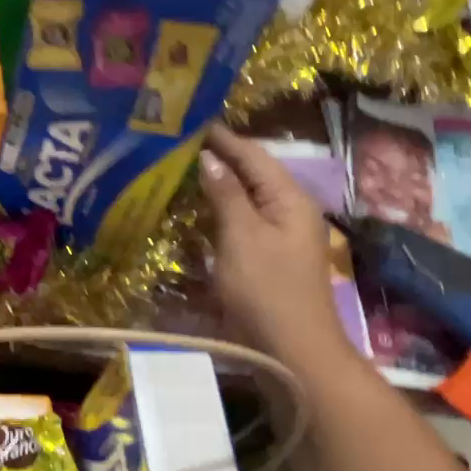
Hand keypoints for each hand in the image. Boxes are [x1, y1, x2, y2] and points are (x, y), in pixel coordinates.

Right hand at [199, 126, 353, 368]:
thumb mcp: (241, 237)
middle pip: (253, 174)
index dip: (223, 138)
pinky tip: (198, 211)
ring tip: (182, 171)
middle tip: (180, 145)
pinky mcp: (268, 259)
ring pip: (247, 198)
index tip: (191, 122)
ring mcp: (281, 236)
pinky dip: (220, 211)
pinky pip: (243, 222)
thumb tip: (210, 158)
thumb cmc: (266, 289)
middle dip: (220, 158)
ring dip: (218, 184)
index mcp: (290, 198)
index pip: (254, 156)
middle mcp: (290, 211)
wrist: (291, 348)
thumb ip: (227, 195)